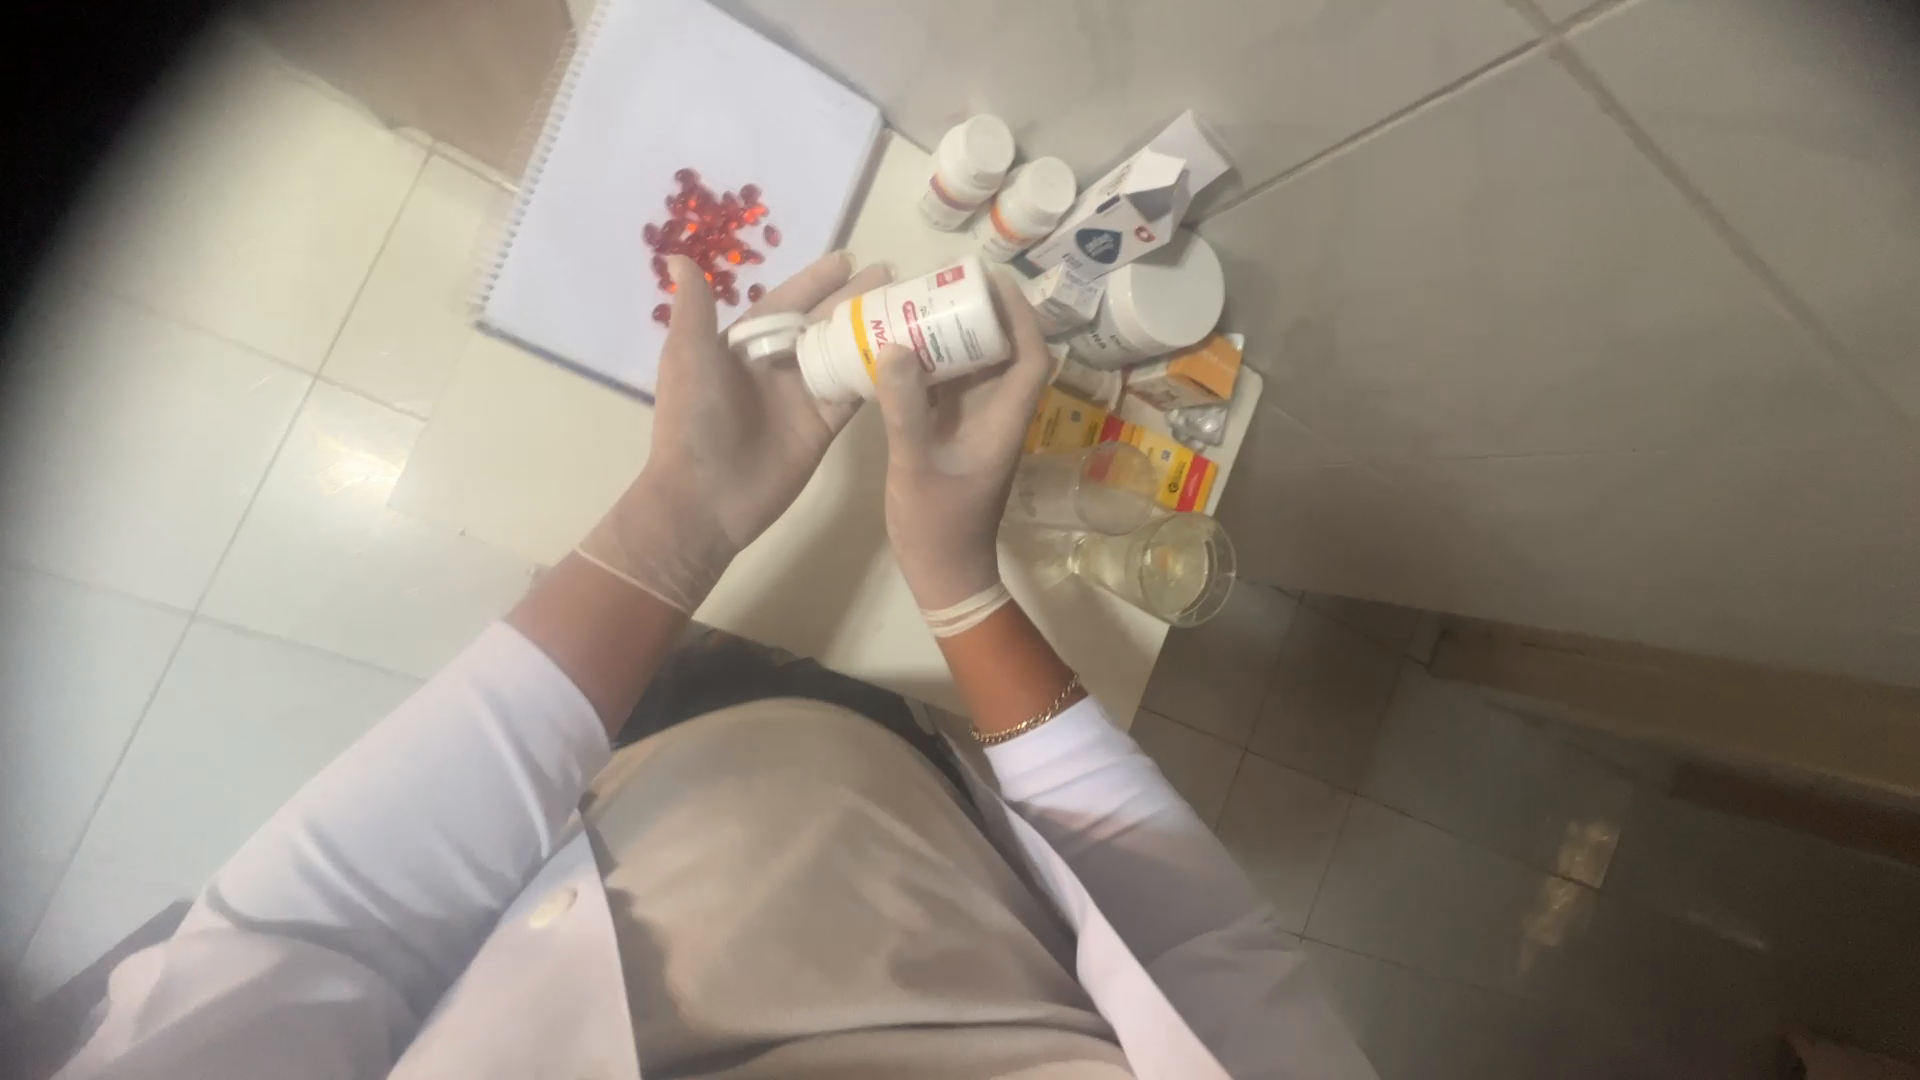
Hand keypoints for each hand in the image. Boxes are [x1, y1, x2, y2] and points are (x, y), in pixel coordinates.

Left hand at [578, 251, 890, 610]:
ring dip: (873, 333)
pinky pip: (854, 395)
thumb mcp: (687, 358)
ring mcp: (803, 398)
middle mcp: (777, 367)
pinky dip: (877, 377)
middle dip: (856, 301)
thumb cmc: (693, 422)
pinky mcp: (823, 427)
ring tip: (910, 309)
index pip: (786, 305)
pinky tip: (905, 357)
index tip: (847, 260)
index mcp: (744, 346)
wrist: (706, 498)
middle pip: (823, 326)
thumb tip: (680, 257)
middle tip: (894, 277)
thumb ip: (695, 311)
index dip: (815, 282)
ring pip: (844, 356)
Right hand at [872, 271, 1052, 612]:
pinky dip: (930, 368)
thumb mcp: (917, 468)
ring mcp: (974, 428)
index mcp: (1002, 423)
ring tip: (918, 305)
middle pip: (1003, 356)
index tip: (992, 283)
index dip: (1020, 318)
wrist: (943, 573)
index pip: (1030, 359)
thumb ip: (906, 411)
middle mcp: (994, 418)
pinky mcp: (951, 438)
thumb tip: (896, 346)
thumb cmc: (938, 527)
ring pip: (974, 371)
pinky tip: (899, 349)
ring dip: (954, 339)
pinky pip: (947, 391)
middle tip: (942, 285)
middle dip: (981, 317)